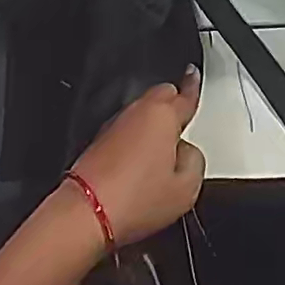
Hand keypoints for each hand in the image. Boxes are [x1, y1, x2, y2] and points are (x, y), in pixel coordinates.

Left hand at [67, 66, 206, 247]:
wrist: (89, 210)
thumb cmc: (133, 198)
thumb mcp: (186, 188)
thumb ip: (195, 160)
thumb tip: (187, 152)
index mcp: (162, 116)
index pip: (184, 95)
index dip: (193, 85)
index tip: (193, 75)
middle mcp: (137, 112)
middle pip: (161, 95)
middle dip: (173, 104)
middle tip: (184, 123)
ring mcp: (117, 123)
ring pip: (143, 111)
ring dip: (154, 124)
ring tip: (164, 155)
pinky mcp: (102, 138)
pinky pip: (128, 128)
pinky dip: (137, 138)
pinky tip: (142, 163)